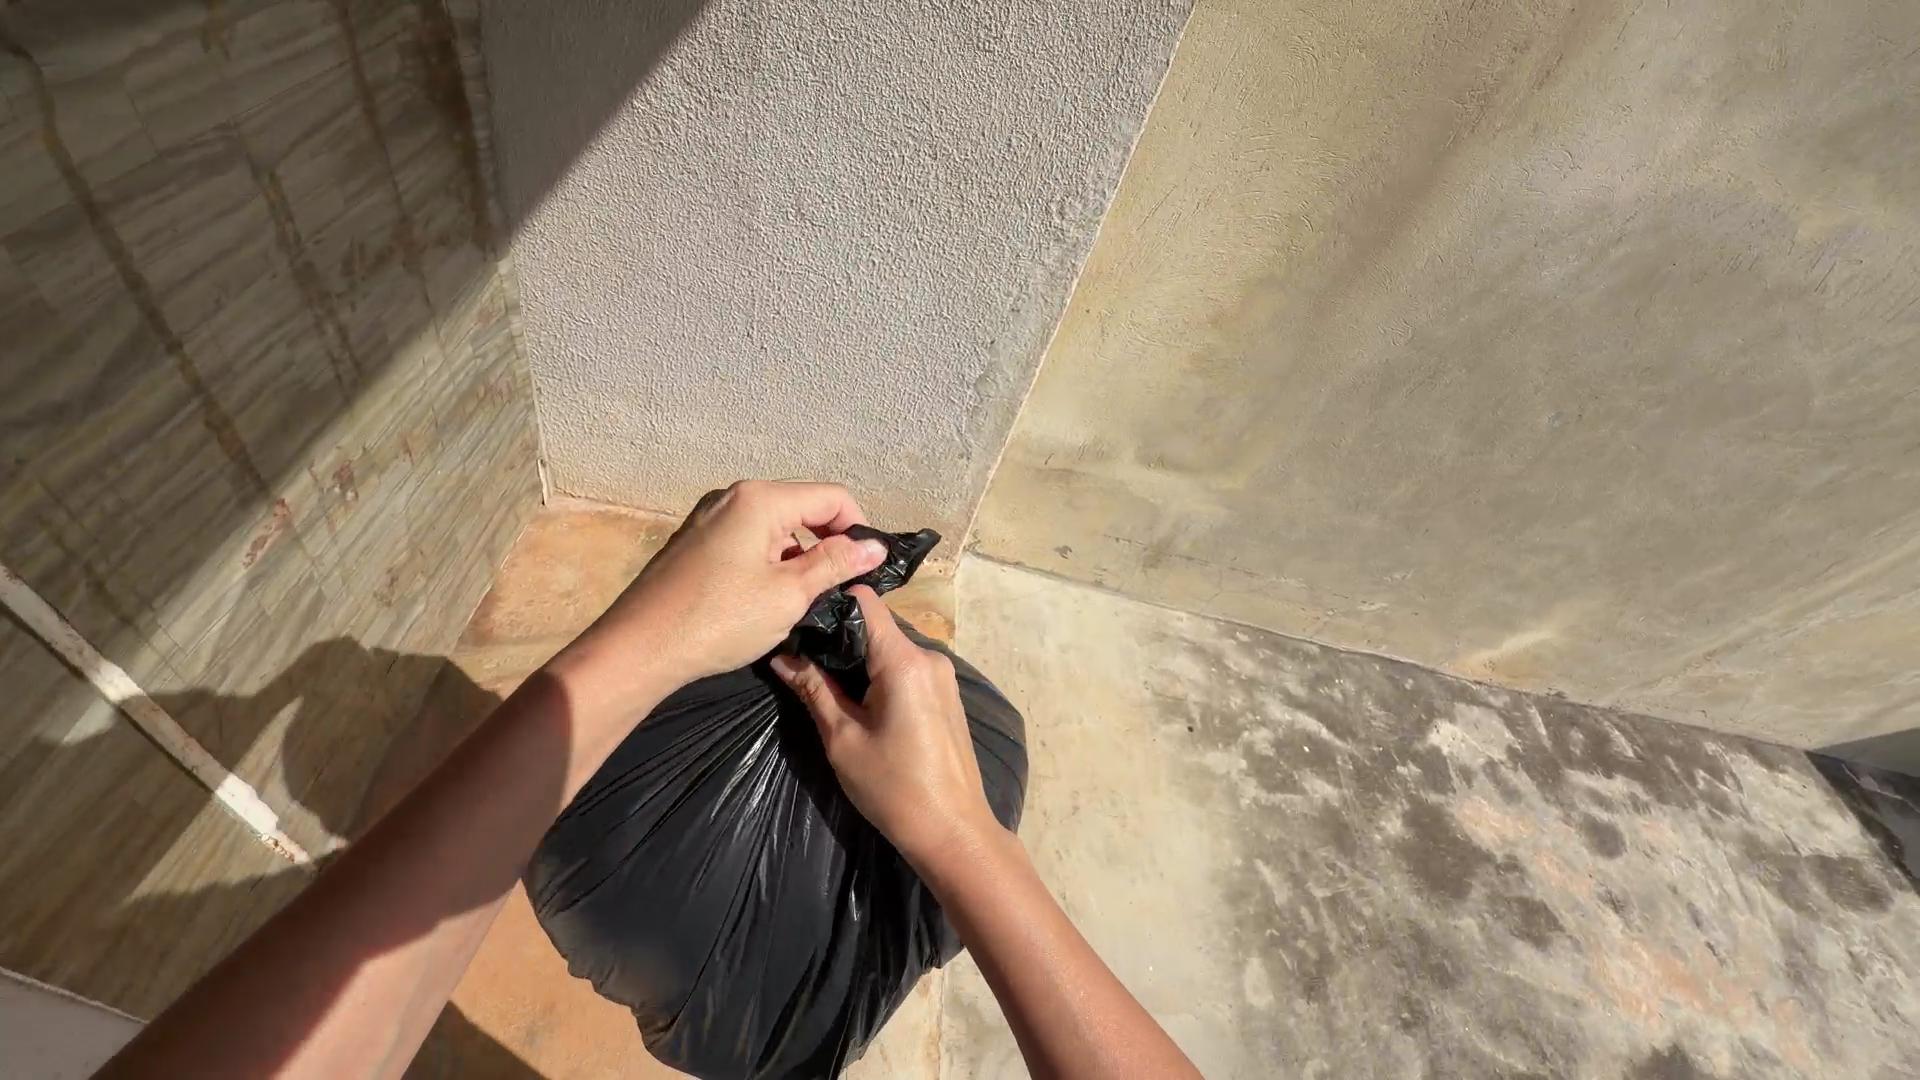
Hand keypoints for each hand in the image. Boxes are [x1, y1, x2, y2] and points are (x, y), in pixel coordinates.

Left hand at [568, 481, 889, 686]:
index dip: (858, 528)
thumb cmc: (719, 619)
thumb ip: (835, 564)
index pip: (832, 497)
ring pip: (777, 526)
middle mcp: (734, 497)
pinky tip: (770, 597)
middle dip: (830, 542)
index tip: (869, 568)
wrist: (638, 650)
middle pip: (803, 507)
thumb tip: (875, 546)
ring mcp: (710, 518)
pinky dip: (771, 560)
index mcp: (760, 499)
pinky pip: (750, 539)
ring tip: (808, 597)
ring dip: (801, 555)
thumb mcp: (789, 594)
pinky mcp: (697, 542)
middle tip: (844, 585)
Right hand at [770, 587, 998, 866]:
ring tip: (824, 680)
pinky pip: (907, 666)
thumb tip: (781, 657)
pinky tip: (859, 700)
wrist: (953, 830)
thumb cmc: (893, 788)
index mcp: (904, 661)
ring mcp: (942, 674)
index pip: (865, 602)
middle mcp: (929, 656)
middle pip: (877, 624)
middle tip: (802, 656)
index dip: (830, 604)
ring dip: (859, 659)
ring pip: (891, 647)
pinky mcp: (946, 692)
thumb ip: (813, 690)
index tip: (800, 622)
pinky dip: (880, 673)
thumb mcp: (842, 740)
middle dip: (839, 638)